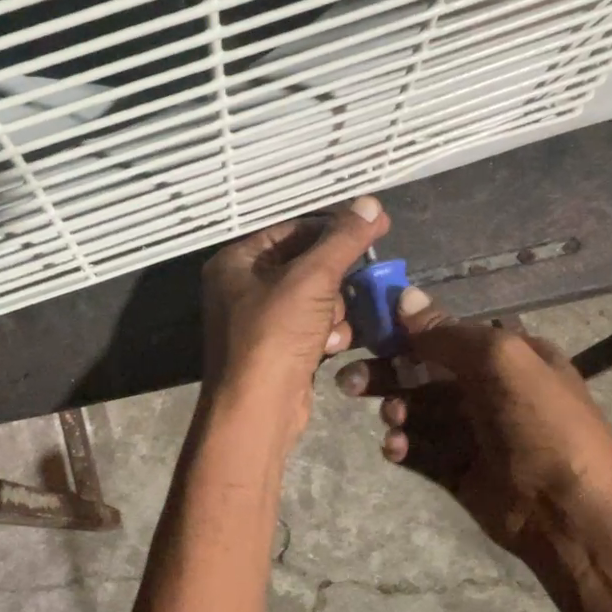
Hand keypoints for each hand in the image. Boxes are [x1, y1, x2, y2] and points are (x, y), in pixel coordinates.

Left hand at [200, 197, 389, 437]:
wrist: (258, 409)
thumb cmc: (275, 335)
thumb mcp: (311, 279)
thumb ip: (343, 239)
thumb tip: (372, 202)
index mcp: (236, 262)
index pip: (292, 229)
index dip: (334, 228)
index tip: (375, 228)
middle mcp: (243, 287)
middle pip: (308, 264)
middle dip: (335, 280)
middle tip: (362, 283)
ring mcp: (261, 321)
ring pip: (318, 298)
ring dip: (335, 311)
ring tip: (332, 328)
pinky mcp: (280, 349)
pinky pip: (315, 326)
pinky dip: (329, 334)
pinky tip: (331, 347)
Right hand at [334, 286, 611, 552]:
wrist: (572, 514)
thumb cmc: (542, 425)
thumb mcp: (502, 361)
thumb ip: (448, 332)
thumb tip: (403, 298)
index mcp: (509, 356)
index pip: (446, 333)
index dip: (405, 332)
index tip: (366, 333)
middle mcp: (489, 390)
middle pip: (423, 372)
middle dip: (387, 373)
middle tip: (349, 381)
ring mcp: (473, 432)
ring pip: (417, 410)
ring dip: (396, 409)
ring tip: (393, 420)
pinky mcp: (458, 470)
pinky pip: (418, 449)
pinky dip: (402, 444)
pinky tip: (396, 447)